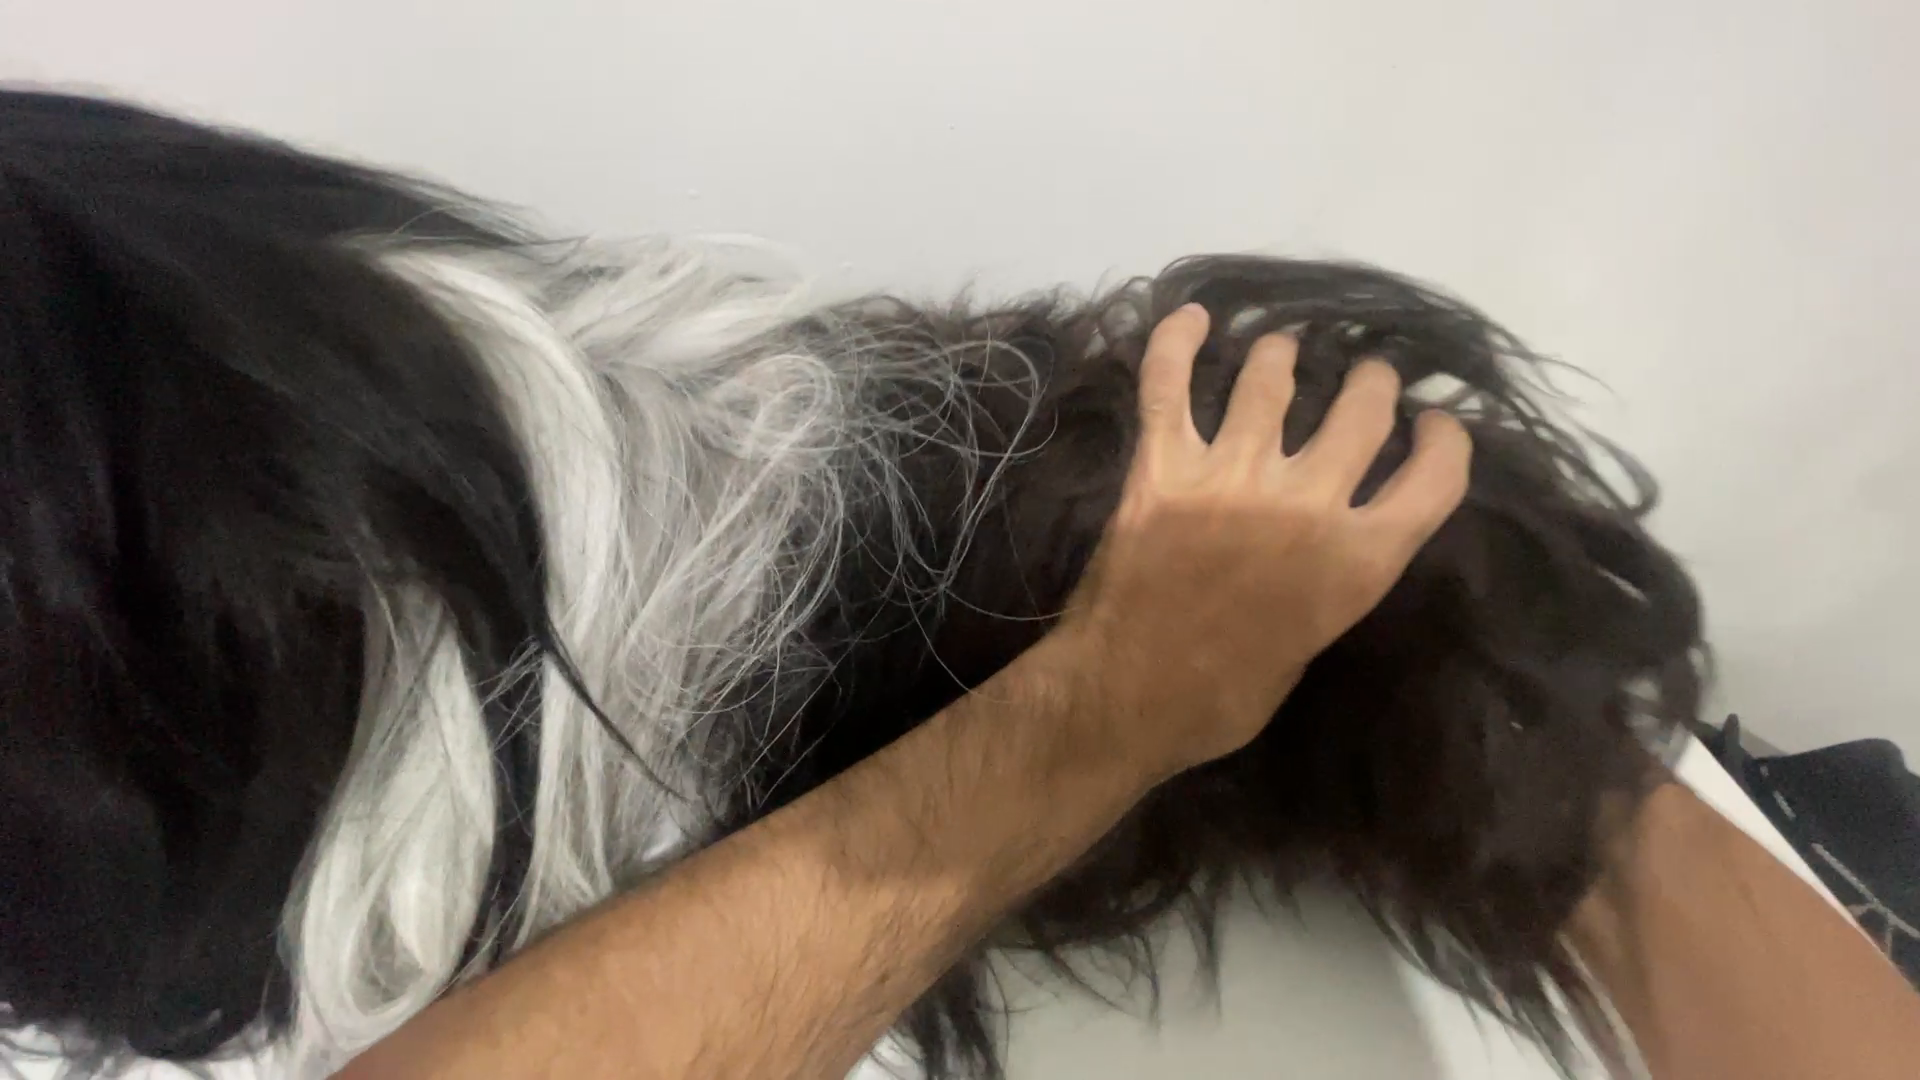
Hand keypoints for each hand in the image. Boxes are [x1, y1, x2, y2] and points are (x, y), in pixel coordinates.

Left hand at [1055, 303, 1471, 779]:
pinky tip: (1189, 316)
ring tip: (1279, 352)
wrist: (1129, 695)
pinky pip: (1169, 387)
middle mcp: (1308, 504)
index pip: (1435, 478)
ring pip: (1270, 379)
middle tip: (1357, 379)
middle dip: (1366, 384)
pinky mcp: (1163, 470)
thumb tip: (1328, 544)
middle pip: (1360, 410)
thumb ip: (1330, 581)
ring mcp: (1232, 477)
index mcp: (1360, 561)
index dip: (1443, 442)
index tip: (1434, 422)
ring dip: (1281, 357)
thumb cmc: (1223, 696)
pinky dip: (1175, 344)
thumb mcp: (1310, 645)